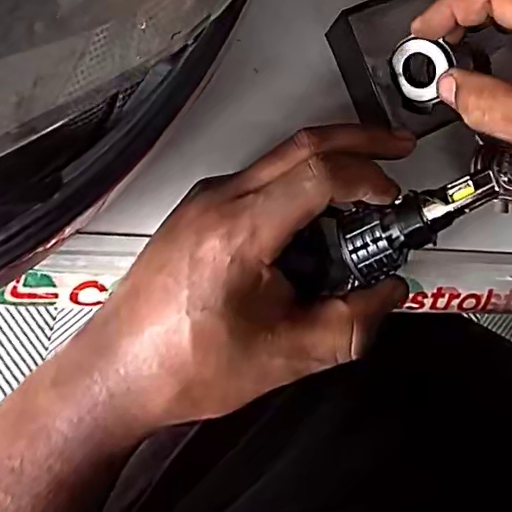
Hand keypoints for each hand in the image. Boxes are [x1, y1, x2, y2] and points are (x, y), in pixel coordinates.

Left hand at [62, 125, 413, 430]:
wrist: (115, 372)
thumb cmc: (177, 365)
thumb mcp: (281, 357)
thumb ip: (349, 326)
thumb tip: (387, 296)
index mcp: (238, 231)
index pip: (317, 173)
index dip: (366, 176)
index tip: (390, 196)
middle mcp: (220, 200)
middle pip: (304, 142)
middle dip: (361, 139)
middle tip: (397, 147)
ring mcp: (209, 197)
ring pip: (284, 154)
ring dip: (332, 157)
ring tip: (366, 184)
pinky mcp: (205, 205)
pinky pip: (264, 175)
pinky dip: (304, 178)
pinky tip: (319, 211)